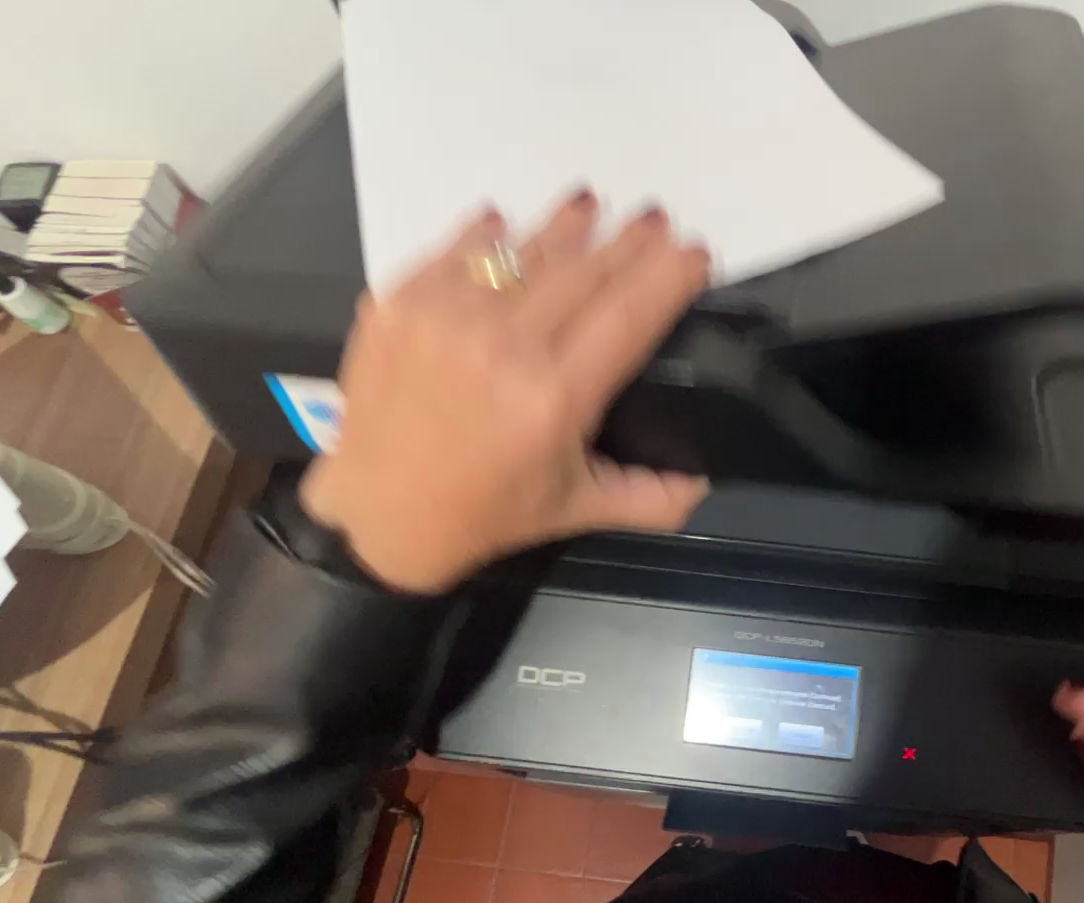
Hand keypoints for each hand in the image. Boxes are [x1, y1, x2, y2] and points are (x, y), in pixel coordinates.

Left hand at [301, 196, 712, 593]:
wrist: (379, 516)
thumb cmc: (486, 512)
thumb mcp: (579, 511)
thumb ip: (651, 498)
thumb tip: (704, 475)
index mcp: (553, 400)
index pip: (629, 316)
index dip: (668, 277)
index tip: (695, 253)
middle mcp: (502, 348)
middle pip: (585, 272)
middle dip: (630, 241)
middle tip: (658, 221)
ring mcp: (445, 317)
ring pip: (524, 252)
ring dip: (567, 224)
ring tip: (594, 205)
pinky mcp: (399, 304)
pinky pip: (458, 251)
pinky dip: (490, 233)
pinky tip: (510, 223)